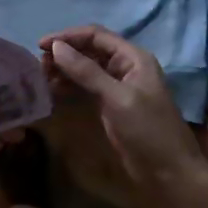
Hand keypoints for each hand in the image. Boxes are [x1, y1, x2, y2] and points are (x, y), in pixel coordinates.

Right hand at [41, 25, 206, 185]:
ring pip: (86, 68)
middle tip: (38, 65)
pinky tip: (53, 89)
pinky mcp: (111, 105)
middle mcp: (125, 67)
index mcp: (133, 58)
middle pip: (90, 50)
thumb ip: (87, 72)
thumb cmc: (148, 130)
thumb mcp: (117, 98)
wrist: (169, 171)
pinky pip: (87, 87)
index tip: (41, 45)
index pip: (96, 36)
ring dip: (65, 69)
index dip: (68, 36)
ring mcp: (118, 86)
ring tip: (42, 76)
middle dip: (65, 53)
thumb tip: (57, 47)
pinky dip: (70, 85)